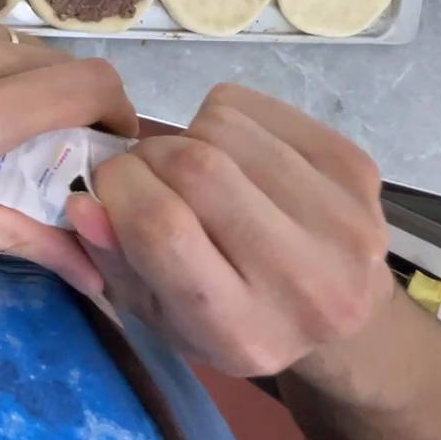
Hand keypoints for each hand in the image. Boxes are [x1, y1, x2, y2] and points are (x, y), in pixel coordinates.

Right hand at [64, 83, 391, 377]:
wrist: (339, 313)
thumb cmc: (223, 313)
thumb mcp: (152, 308)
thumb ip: (111, 257)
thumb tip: (80, 202)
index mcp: (242, 331)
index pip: (161, 227)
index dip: (118, 188)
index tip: (107, 184)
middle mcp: (305, 284)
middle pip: (195, 169)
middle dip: (147, 156)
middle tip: (145, 172)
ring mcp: (344, 223)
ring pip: (222, 130)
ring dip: (185, 136)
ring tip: (191, 166)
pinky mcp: (360, 171)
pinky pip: (254, 108)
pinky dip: (220, 115)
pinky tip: (230, 151)